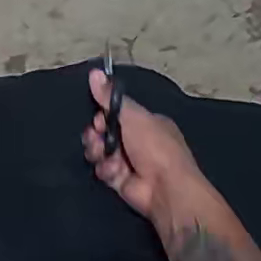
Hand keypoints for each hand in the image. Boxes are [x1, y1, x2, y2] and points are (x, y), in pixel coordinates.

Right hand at [81, 67, 213, 224]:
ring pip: (101, 152)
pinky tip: (114, 171)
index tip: (98, 118)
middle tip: (97, 136)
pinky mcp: (121, 181)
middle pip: (105, 132)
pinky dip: (106, 170)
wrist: (165, 187)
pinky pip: (104, 170)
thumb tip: (94, 72)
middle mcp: (138, 141)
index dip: (103, 115)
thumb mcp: (133, 116)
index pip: (117, 114)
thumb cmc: (154, 146)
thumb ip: (111, 98)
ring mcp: (129, 162)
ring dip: (98, 152)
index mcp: (146, 123)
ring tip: (103, 154)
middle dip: (96, 134)